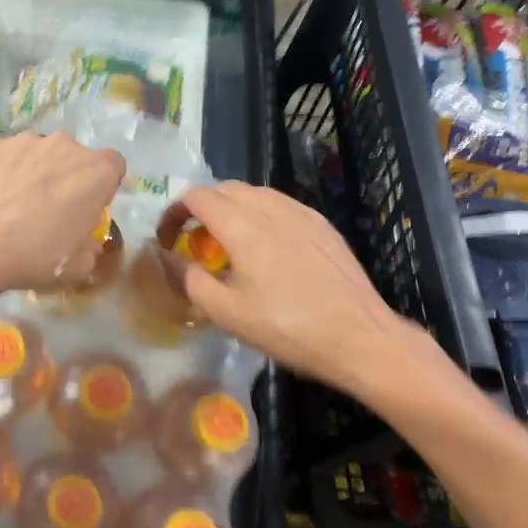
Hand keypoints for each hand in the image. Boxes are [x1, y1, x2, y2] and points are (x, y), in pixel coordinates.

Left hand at [0, 131, 125, 296]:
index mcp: (96, 170)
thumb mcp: (80, 266)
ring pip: (37, 152)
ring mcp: (24, 140)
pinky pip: (4, 155)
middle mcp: (64, 144)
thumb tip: (84, 239)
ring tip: (14, 203)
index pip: (113, 166)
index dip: (102, 186)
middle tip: (49, 208)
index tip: (87, 206)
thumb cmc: (36, 257)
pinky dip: (2, 169)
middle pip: (73, 156)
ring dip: (34, 170)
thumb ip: (91, 245)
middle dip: (67, 176)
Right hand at [157, 182, 450, 399]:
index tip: (167, 241)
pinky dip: (260, 216)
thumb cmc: (287, 328)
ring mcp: (302, 213)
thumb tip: (167, 257)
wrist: (360, 338)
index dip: (173, 214)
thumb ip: (189, 279)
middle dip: (201, 208)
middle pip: (225, 189)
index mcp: (243, 225)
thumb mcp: (226, 312)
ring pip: (255, 194)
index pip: (196, 197)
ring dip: (231, 209)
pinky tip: (265, 248)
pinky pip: (281, 206)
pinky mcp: (323, 226)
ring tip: (227, 243)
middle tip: (193, 242)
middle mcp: (271, 208)